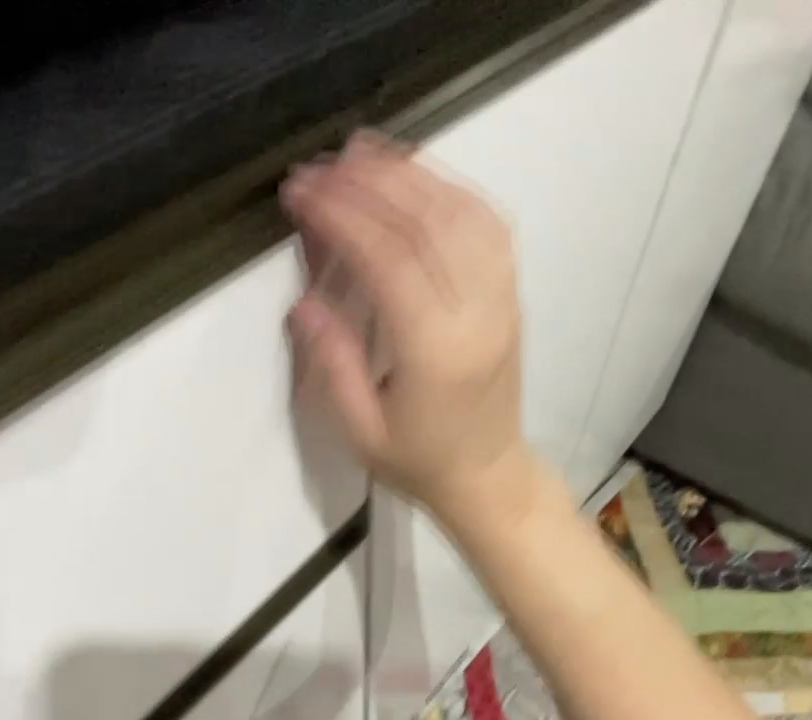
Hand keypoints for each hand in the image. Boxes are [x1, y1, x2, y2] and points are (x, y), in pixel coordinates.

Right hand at [282, 132, 542, 527]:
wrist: (489, 475)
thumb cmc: (420, 462)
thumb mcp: (362, 431)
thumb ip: (334, 365)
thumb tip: (304, 302)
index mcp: (437, 352)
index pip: (390, 260)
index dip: (342, 216)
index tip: (301, 189)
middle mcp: (478, 314)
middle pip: (427, 224)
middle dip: (370, 183)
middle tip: (321, 163)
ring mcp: (502, 299)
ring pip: (463, 213)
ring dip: (412, 173)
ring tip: (362, 152)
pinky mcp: (511, 294)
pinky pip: (489, 225)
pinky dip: (451, 189)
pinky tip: (416, 176)